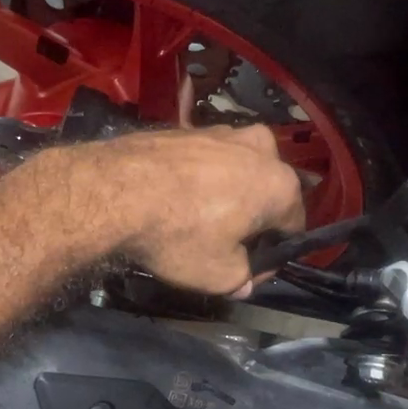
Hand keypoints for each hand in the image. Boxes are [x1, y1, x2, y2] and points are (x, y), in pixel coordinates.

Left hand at [38, 125, 305, 295]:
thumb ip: (243, 279)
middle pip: (265, 193)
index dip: (273, 254)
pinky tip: (171, 202)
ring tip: (193, 224)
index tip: (249, 271)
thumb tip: (245, 279)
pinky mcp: (186, 128)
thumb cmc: (178, 235)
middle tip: (221, 247)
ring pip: (235, 173)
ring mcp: (221, 131)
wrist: (114, 192)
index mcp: (280, 183)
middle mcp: (260, 148)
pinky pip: (203, 162)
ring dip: (224, 197)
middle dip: (250, 220)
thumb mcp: (219, 276)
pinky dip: (196, 181)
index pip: (293, 226)